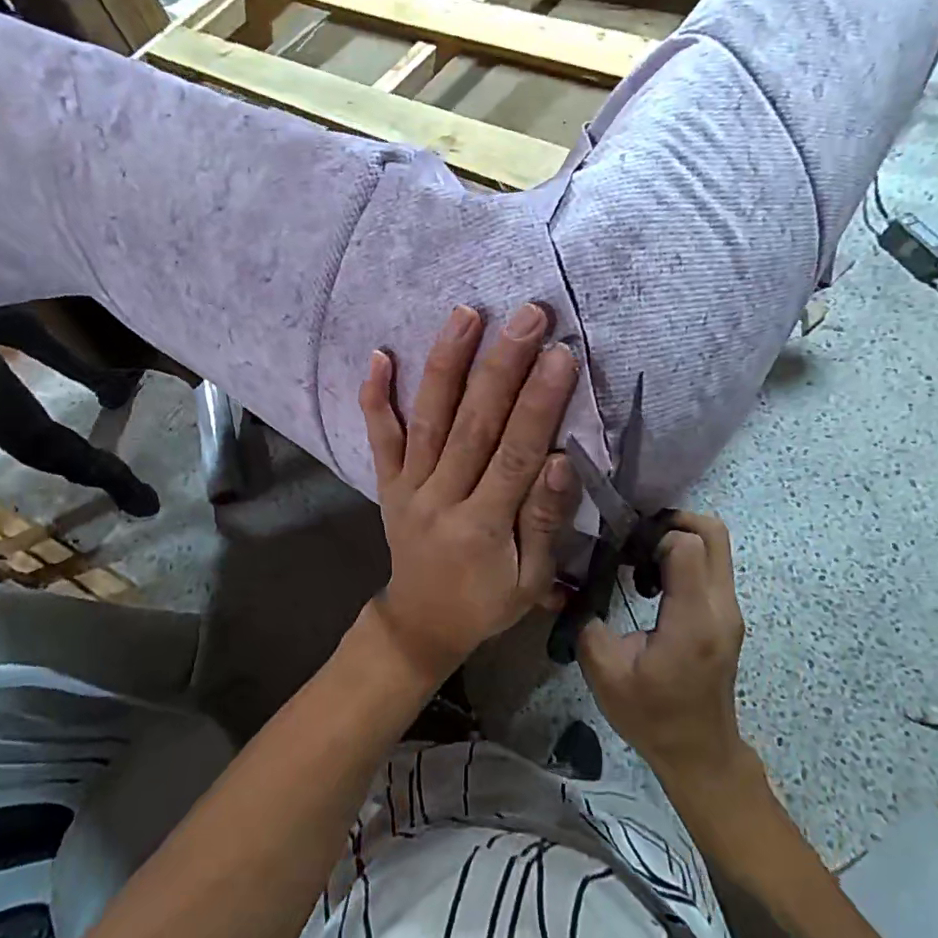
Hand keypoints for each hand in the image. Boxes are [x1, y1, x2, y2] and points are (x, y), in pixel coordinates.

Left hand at [359, 302, 580, 683]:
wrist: (421, 623)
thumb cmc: (485, 603)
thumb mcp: (530, 580)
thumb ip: (544, 520)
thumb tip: (562, 460)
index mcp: (481, 527)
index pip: (514, 454)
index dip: (538, 404)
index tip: (559, 353)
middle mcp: (439, 498)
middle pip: (473, 424)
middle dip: (502, 366)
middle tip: (527, 316)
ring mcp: (407, 487)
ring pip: (428, 419)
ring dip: (446, 363)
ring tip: (466, 314)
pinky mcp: (386, 482)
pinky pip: (380, 438)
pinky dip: (375, 397)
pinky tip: (377, 355)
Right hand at [578, 513, 746, 777]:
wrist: (700, 753)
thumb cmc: (652, 717)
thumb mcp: (605, 674)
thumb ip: (589, 623)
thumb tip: (581, 586)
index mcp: (692, 620)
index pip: (686, 546)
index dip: (652, 536)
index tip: (623, 549)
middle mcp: (720, 607)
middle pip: (713, 532)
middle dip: (673, 521)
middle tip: (636, 537)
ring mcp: (729, 610)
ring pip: (717, 546)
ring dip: (679, 538)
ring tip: (640, 559)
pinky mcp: (727, 616)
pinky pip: (712, 566)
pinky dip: (685, 557)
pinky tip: (651, 581)